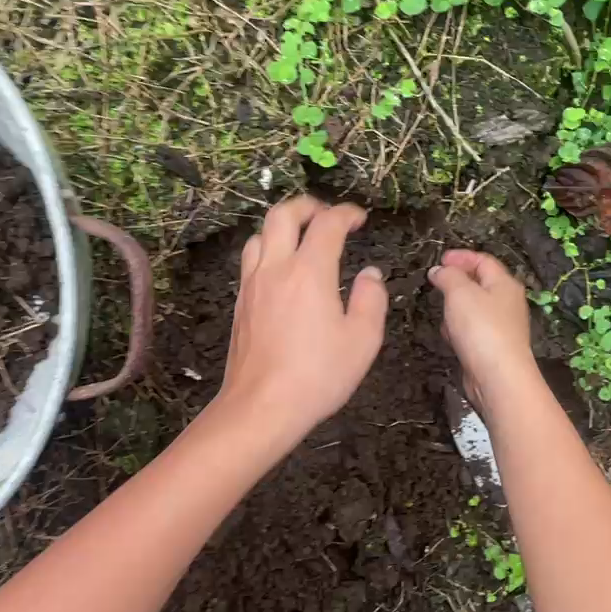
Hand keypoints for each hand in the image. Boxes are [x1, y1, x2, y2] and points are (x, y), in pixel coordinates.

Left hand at [213, 196, 387, 440]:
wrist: (261, 406)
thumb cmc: (317, 376)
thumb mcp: (362, 340)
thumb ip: (370, 300)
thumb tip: (370, 275)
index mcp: (309, 272)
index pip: (327, 224)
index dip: (346, 213)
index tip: (359, 218)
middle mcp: (275, 269)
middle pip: (282, 214)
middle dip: (307, 205)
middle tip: (327, 214)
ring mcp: (252, 285)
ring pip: (260, 234)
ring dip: (282, 226)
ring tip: (301, 238)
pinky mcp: (240, 303)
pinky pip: (250, 261)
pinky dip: (268, 250)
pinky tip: (281, 270)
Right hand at [428, 249, 537, 417]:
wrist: (498, 376)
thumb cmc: (481, 329)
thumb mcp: (460, 293)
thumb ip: (448, 276)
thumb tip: (439, 270)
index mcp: (504, 284)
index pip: (483, 260)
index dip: (461, 257)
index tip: (439, 259)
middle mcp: (507, 302)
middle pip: (480, 283)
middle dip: (457, 280)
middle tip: (435, 281)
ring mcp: (501, 326)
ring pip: (474, 307)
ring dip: (455, 305)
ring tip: (439, 308)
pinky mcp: (492, 346)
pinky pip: (473, 329)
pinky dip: (459, 327)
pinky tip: (448, 335)